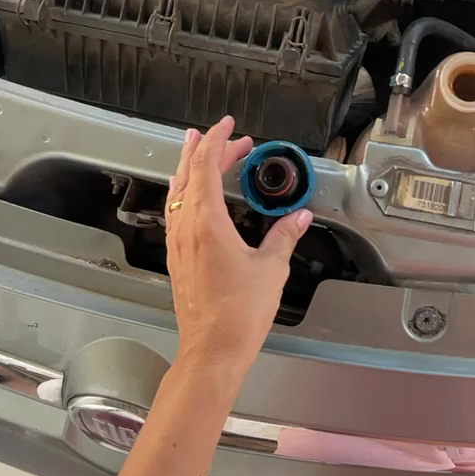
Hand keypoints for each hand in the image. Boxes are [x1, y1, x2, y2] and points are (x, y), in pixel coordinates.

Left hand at [164, 116, 312, 381]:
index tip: (227, 126)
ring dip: (189, 168)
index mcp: (206, 223)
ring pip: (177, 193)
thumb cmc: (239, 313)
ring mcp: (178, 244)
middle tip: (221, 135)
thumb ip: (284, 236)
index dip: (216, 141)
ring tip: (197, 152)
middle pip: (187, 175)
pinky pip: (175, 213)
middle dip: (203, 149)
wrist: (212, 349)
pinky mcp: (178, 258)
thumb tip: (299, 217)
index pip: (206, 166)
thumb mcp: (272, 268)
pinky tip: (193, 198)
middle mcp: (186, 228)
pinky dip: (185, 193)